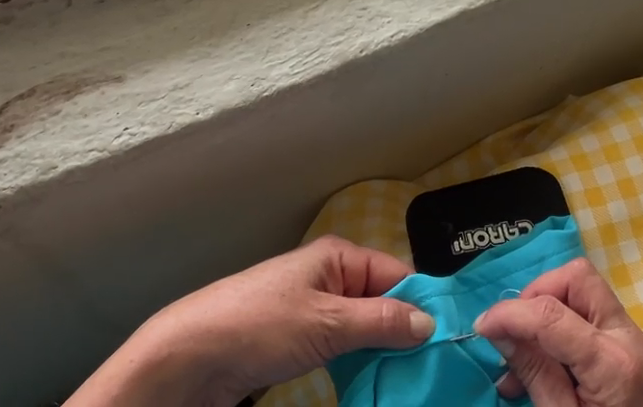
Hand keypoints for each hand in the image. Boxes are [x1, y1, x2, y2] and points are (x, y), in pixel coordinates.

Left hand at [66, 236, 433, 406]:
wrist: (189, 356)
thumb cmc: (261, 326)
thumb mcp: (327, 324)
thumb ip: (381, 322)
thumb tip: (430, 322)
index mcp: (339, 257)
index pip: (396, 275)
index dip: (423, 304)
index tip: (452, 339)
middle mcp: (329, 277)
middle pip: (382, 302)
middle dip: (405, 334)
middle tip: (436, 370)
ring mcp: (312, 310)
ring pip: (363, 330)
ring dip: (383, 354)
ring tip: (412, 382)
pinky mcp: (297, 341)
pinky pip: (342, 348)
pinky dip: (359, 365)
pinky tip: (375, 386)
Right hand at [474, 258, 642, 406]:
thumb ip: (535, 374)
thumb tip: (499, 332)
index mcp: (613, 364)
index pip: (551, 313)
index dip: (510, 313)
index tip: (482, 325)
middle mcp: (629, 337)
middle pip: (578, 278)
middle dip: (538, 294)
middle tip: (515, 330)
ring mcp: (635, 339)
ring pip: (586, 289)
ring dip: (548, 308)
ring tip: (522, 354)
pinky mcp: (633, 346)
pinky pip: (592, 313)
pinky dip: (563, 323)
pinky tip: (543, 359)